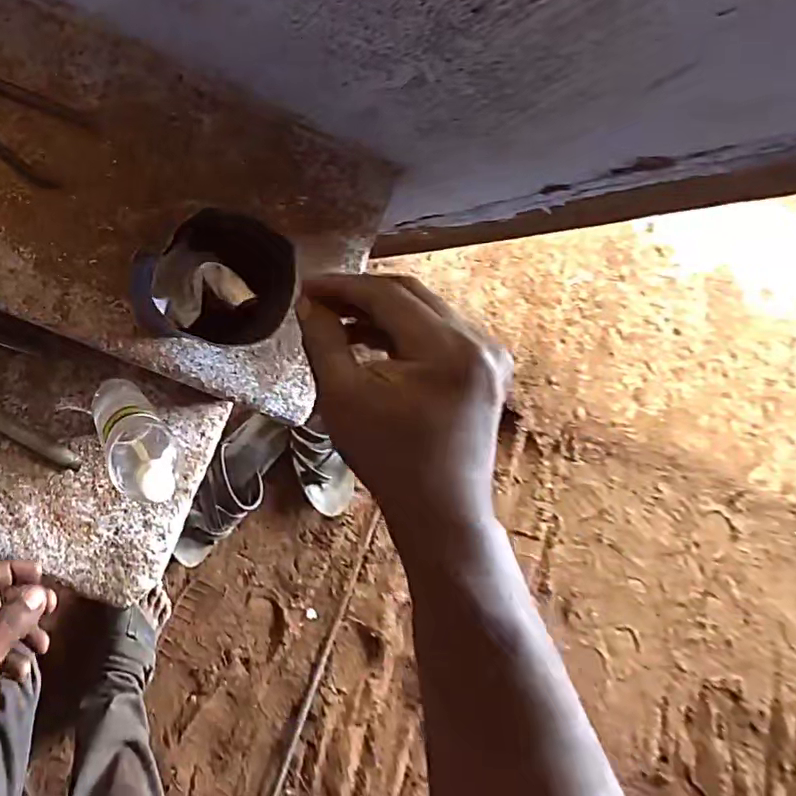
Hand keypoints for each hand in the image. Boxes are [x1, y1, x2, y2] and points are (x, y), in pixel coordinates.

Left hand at [0, 561, 56, 795]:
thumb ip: (8, 625)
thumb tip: (38, 591)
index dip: (15, 570)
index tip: (44, 577)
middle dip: (25, 601)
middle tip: (52, 610)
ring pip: (0, 629)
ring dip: (24, 630)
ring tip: (44, 645)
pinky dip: (15, 658)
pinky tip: (24, 672)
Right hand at [296, 273, 512, 533]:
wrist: (439, 510)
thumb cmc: (388, 458)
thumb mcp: (341, 395)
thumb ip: (323, 339)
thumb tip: (309, 303)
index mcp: (449, 349)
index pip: (389, 294)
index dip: (343, 285)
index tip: (307, 285)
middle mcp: (478, 342)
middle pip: (410, 294)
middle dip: (360, 293)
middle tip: (319, 298)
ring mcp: (488, 355)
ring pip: (424, 309)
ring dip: (379, 309)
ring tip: (336, 318)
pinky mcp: (485, 368)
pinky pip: (437, 330)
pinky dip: (400, 329)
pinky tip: (367, 338)